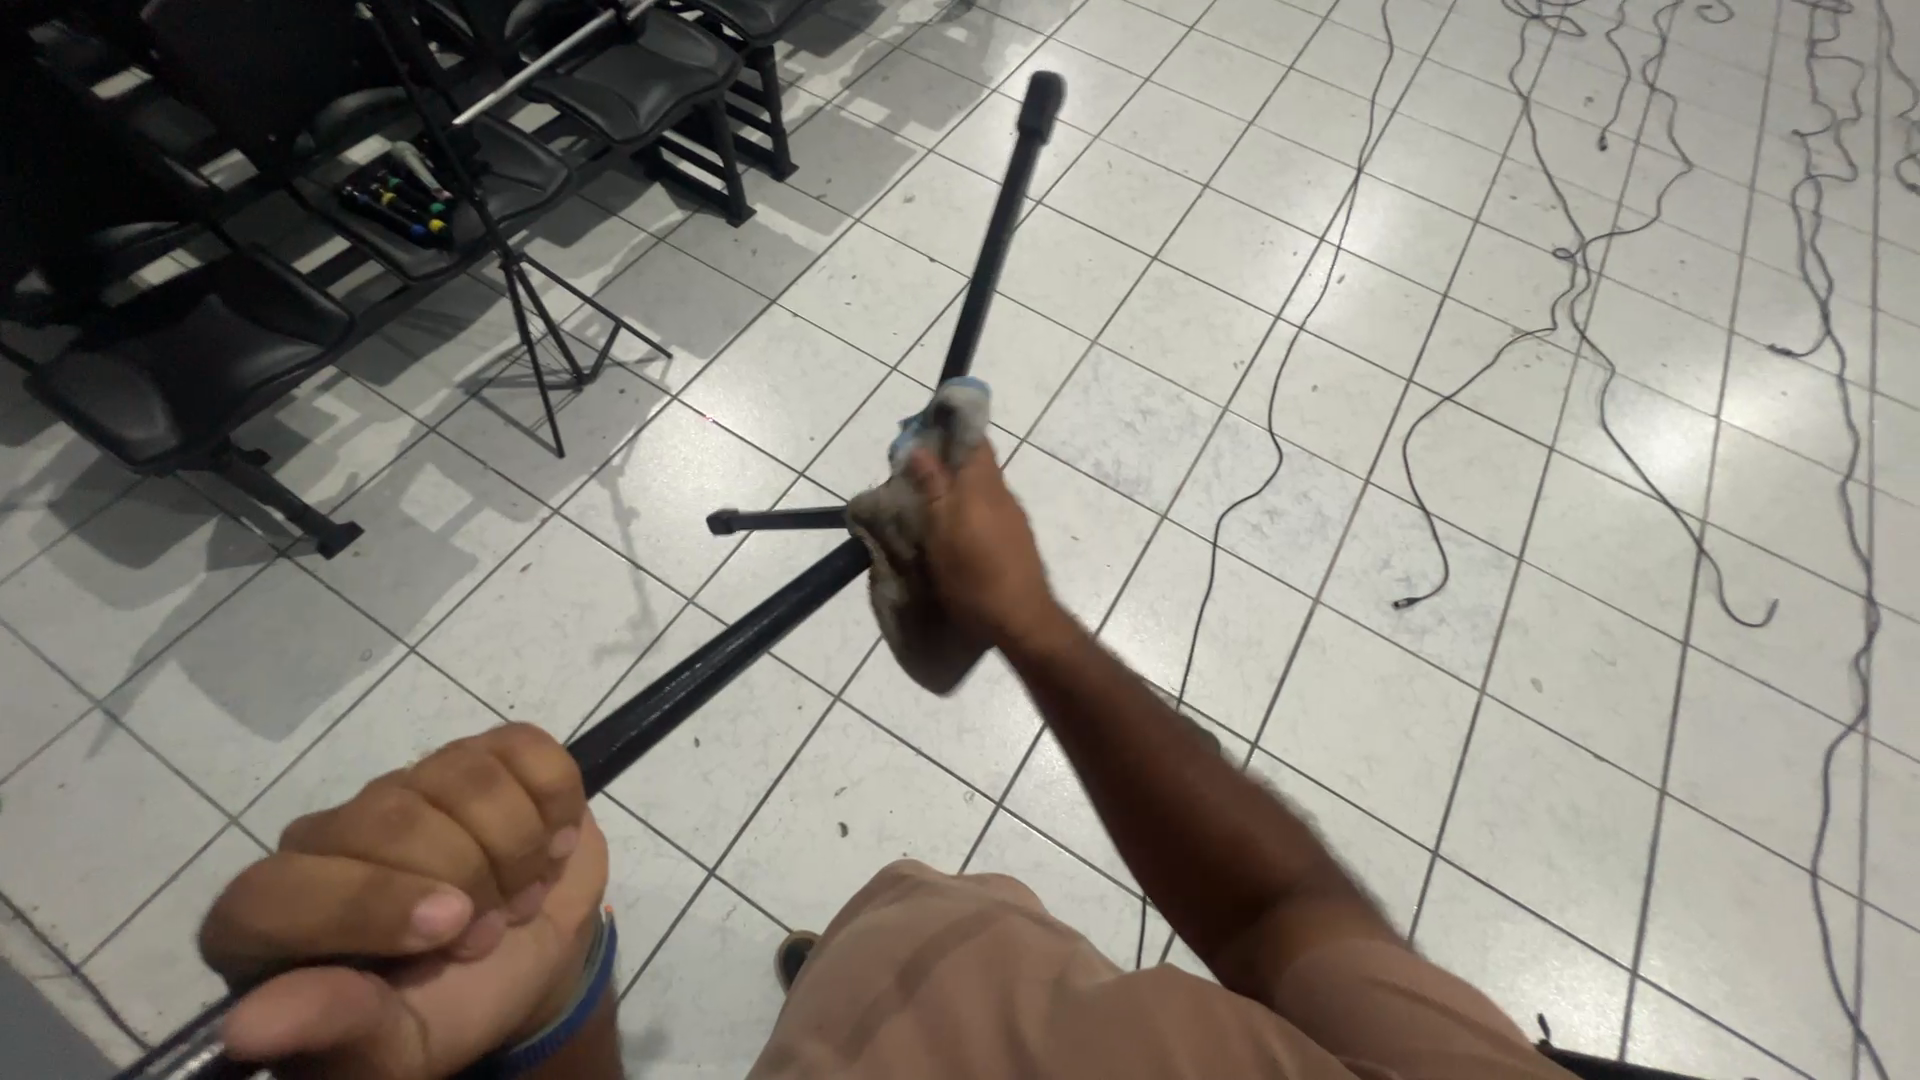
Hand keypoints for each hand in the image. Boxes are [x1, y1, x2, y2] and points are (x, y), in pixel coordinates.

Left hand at [201, 724, 607, 1078]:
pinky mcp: (493, 752)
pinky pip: (527, 749)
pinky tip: (550, 840)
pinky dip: (557, 800)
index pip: (282, 889)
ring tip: (520, 892)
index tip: (449, 930)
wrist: (530, 956)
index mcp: (276, 914)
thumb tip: (251, 1025)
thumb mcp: (391, 1049)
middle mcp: (338, 831)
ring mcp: (420, 780)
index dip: (367, 904)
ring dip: (519, 846)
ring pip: (470, 778)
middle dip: (469, 878)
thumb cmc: (449, 1008)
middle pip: (395, 819)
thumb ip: (333, 1028)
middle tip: (490, 931)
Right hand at [906, 442, 1069, 647]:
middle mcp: (1003, 495)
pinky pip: (989, 511)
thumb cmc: (975, 576)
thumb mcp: (942, 532)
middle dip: (948, 462)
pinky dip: (969, 510)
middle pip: (977, 464)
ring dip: (957, 488)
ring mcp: (1014, 519)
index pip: (973, 439)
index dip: (949, 431)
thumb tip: (919, 446)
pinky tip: (955, 530)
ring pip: (982, 489)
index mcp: (983, 485)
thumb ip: (933, 487)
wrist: (1022, 619)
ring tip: (928, 504)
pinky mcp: (1017, 540)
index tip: (921, 436)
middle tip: (914, 474)